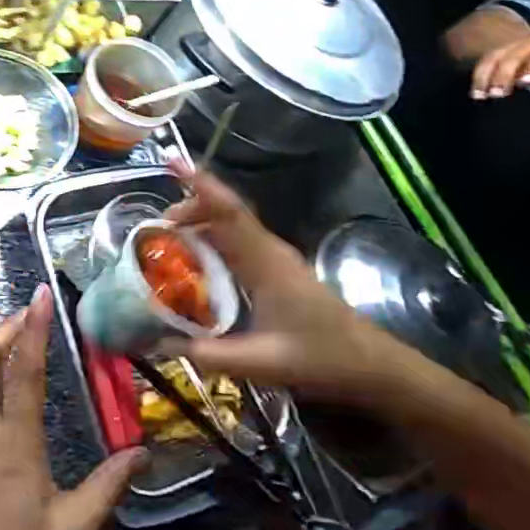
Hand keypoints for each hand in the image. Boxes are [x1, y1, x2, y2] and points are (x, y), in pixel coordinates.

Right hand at [159, 158, 415, 405]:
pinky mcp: (274, 270)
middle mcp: (268, 251)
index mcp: (266, 263)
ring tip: (163, 243)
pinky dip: (209, 242)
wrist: (375, 368)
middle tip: (153, 229)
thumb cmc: (323, 358)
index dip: (200, 185)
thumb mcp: (261, 362)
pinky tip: (191, 264)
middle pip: (224, 212)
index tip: (172, 162)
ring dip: (196, 225)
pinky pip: (234, 243)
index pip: (228, 211)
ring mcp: (273, 259)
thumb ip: (206, 354)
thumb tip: (156, 343)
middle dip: (187, 209)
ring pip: (228, 226)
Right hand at [471, 29, 529, 114]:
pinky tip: (477, 94)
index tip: (526, 82)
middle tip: (499, 94)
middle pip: (516, 55)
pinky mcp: (495, 52)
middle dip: (506, 74)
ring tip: (483, 96)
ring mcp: (511, 45)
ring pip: (496, 59)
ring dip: (488, 78)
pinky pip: (483, 64)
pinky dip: (479, 79)